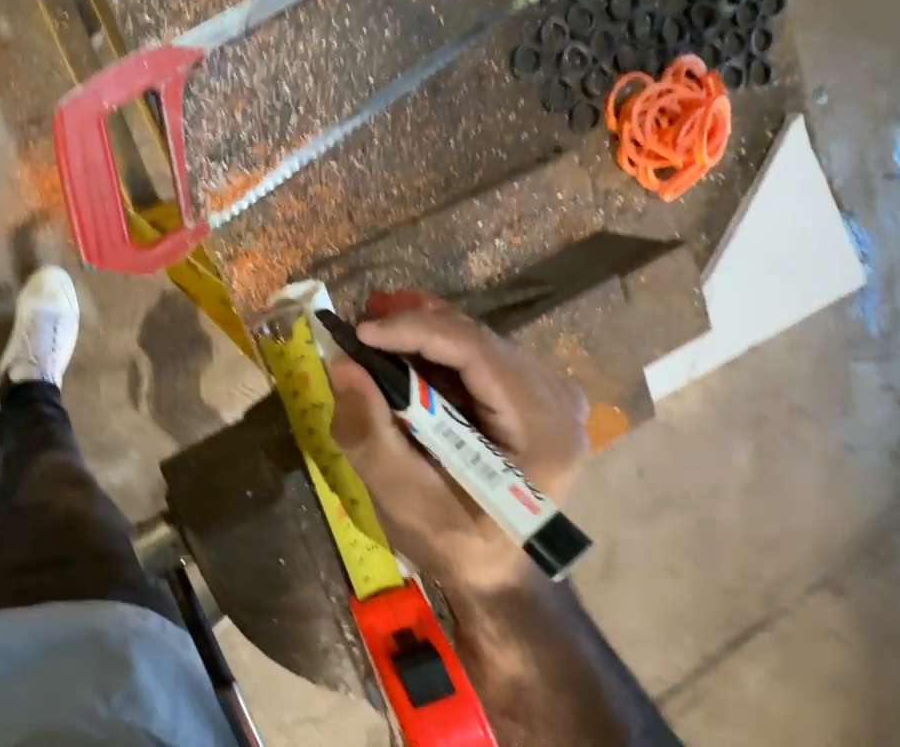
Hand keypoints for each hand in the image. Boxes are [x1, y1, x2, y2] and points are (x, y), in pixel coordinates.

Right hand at [327, 295, 589, 590]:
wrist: (498, 577)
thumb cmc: (456, 544)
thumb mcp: (404, 500)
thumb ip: (370, 434)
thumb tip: (343, 365)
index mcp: (541, 428)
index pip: (476, 351)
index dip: (415, 330)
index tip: (360, 331)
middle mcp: (556, 400)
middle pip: (475, 339)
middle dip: (413, 324)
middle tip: (360, 321)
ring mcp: (549, 396)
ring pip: (474, 341)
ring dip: (421, 332)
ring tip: (375, 328)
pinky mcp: (532, 398)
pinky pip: (477, 357)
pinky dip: (434, 349)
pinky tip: (401, 349)